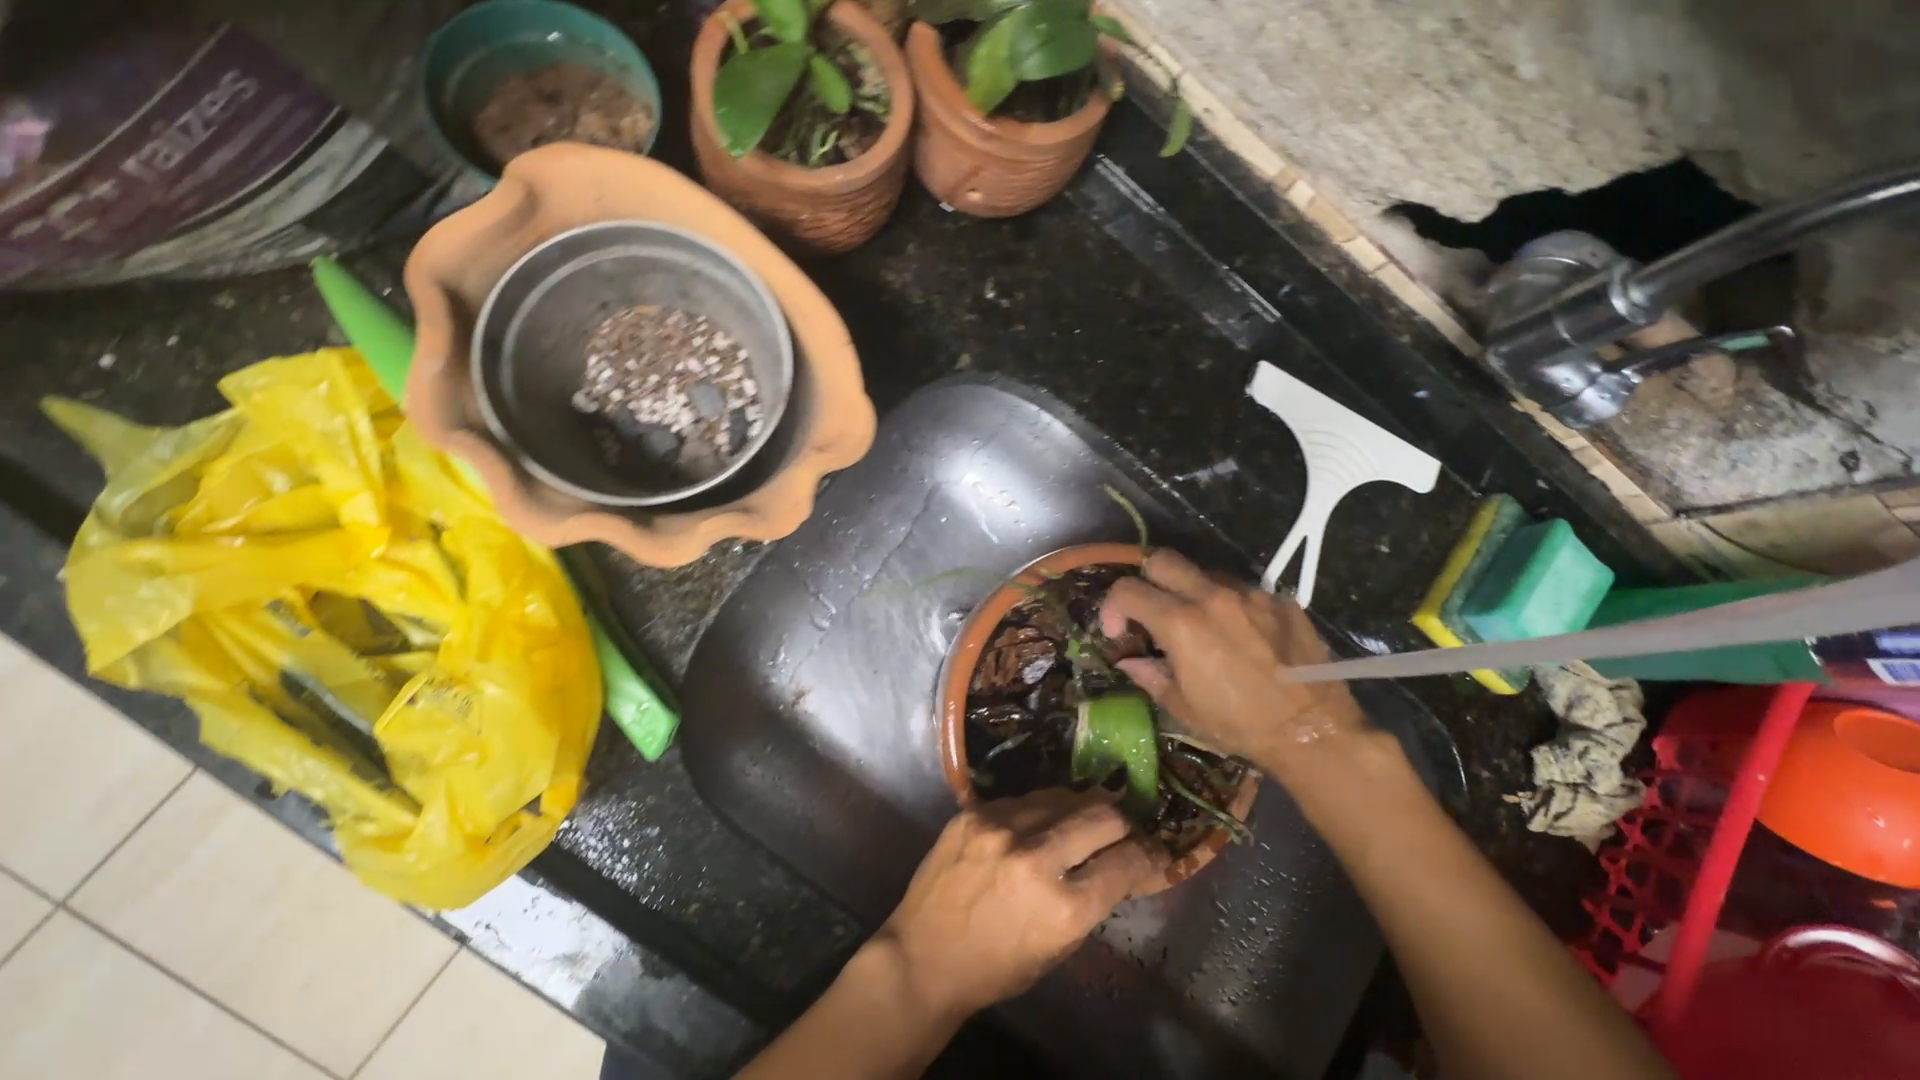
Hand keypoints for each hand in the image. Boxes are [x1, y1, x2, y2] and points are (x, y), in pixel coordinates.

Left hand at [875, 789, 1167, 1017]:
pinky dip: (1042, 810)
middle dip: (1122, 824)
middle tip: (1123, 832)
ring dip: (1083, 809)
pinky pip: (1026, 799)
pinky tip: (1042, 822)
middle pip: (1103, 816)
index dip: (1149, 856)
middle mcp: (1036, 858)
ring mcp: (1001, 829)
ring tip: (1086, 819)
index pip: (1127, 862)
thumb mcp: (1059, 948)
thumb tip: (1123, 862)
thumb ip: (1092, 901)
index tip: (1153, 853)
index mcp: (1064, 907)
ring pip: (1065, 797)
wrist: (923, 956)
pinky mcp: (975, 813)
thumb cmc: (997, 967)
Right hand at [1099, 549, 1369, 776]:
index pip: (1128, 590)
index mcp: (1181, 624)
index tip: (1117, 631)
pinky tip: (1242, 636)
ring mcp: (1251, 594)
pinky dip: (1231, 606)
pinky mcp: (1281, 600)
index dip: (1112, 607)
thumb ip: (1151, 676)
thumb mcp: (1184, 709)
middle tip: (1151, 611)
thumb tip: (1129, 661)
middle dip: (1147, 581)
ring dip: (1192, 593)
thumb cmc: (1240, 726)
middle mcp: (1213, 597)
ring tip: (1201, 627)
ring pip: (1206, 574)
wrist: (1313, 730)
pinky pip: (1244, 591)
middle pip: (1163, 561)